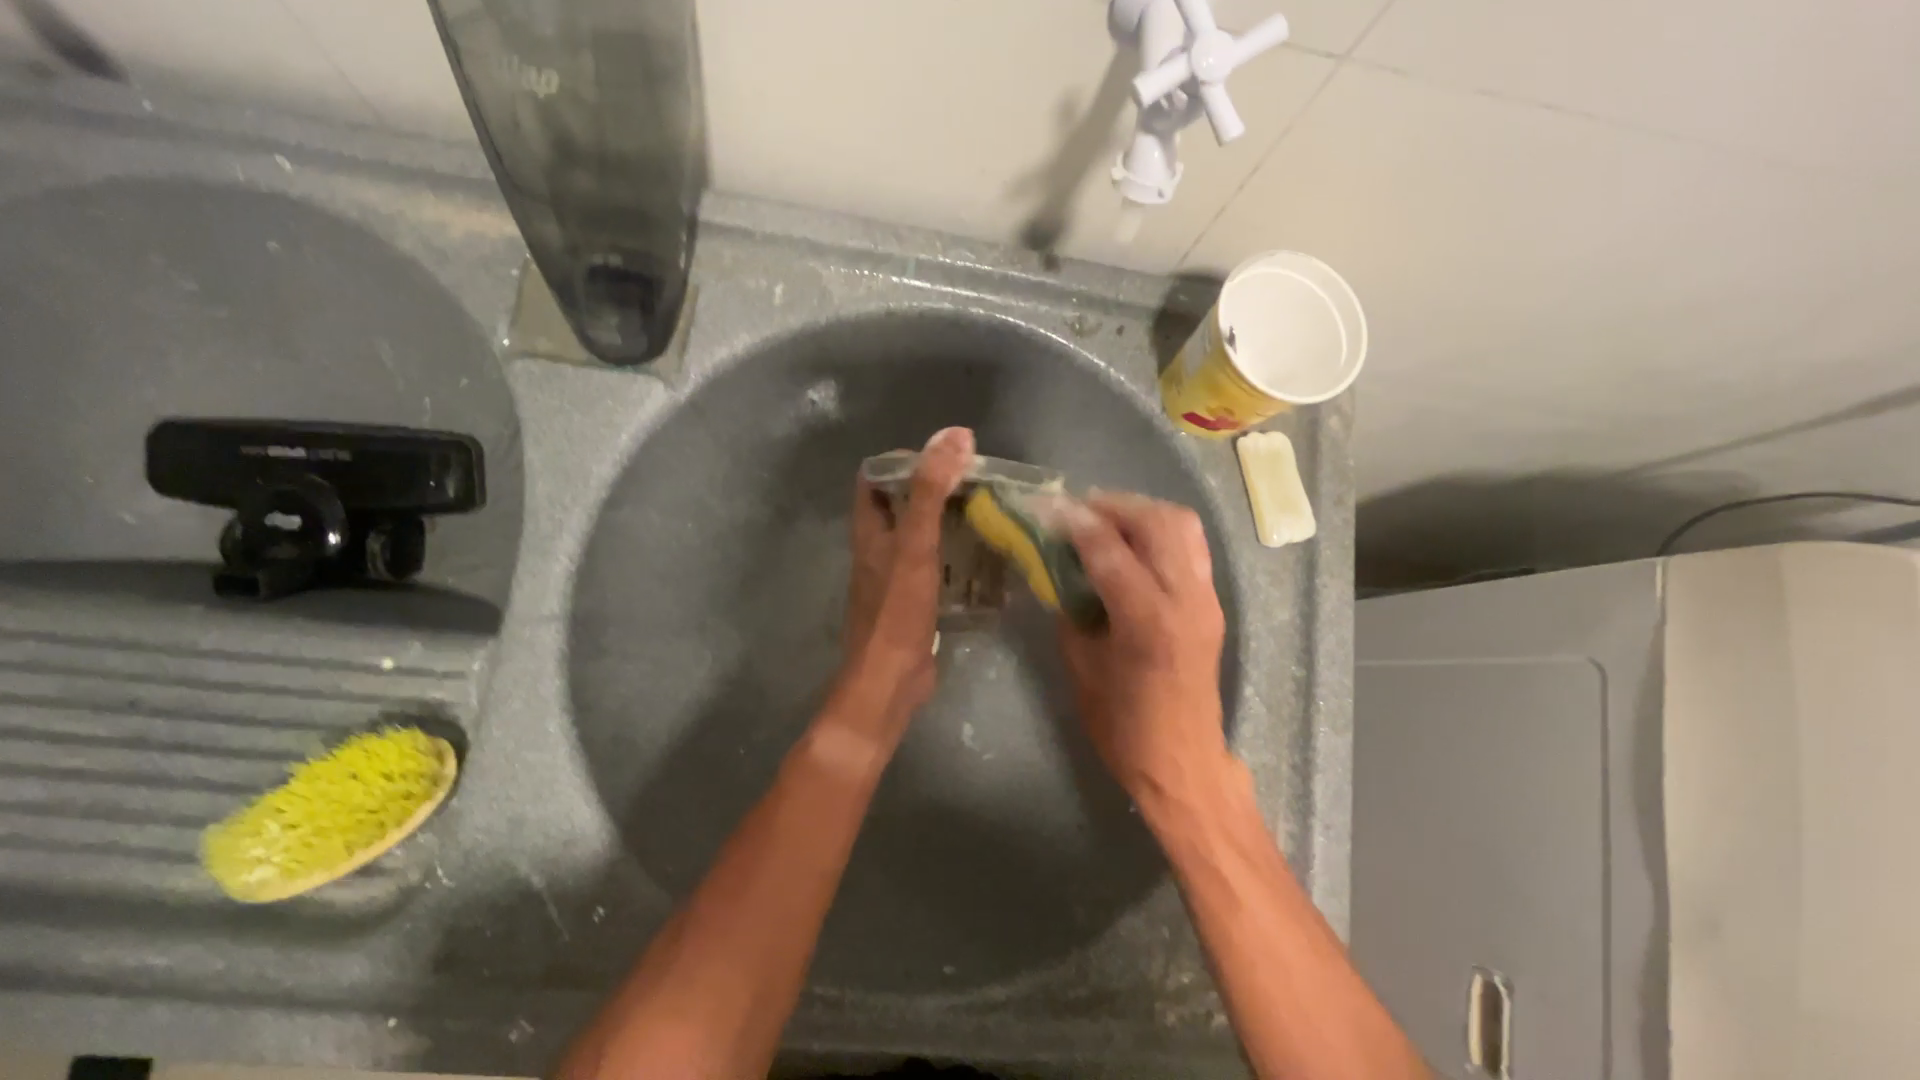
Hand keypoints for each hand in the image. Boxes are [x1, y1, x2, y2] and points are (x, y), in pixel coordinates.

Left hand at [837, 426, 974, 738]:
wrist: (890, 679)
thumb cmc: (897, 610)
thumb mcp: (916, 544)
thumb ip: (931, 491)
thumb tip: (954, 435)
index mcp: (869, 531)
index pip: (874, 478)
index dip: (904, 460)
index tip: (944, 456)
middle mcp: (876, 550)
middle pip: (900, 506)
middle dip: (933, 489)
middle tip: (975, 482)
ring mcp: (893, 579)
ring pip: (918, 537)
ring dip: (946, 523)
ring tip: (986, 512)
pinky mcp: (912, 604)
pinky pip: (933, 568)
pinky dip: (954, 557)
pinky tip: (983, 558)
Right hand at [1060, 493, 1230, 804]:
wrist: (1182, 762)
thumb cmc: (1123, 727)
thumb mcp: (1082, 668)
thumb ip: (1071, 610)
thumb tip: (1056, 569)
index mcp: (1148, 620)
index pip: (1109, 549)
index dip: (1073, 521)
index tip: (1045, 506)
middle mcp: (1185, 598)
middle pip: (1155, 521)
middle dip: (1112, 506)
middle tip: (1075, 511)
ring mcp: (1205, 598)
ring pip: (1181, 525)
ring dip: (1140, 512)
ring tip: (1103, 520)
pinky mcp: (1212, 603)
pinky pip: (1190, 546)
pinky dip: (1159, 531)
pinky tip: (1131, 544)